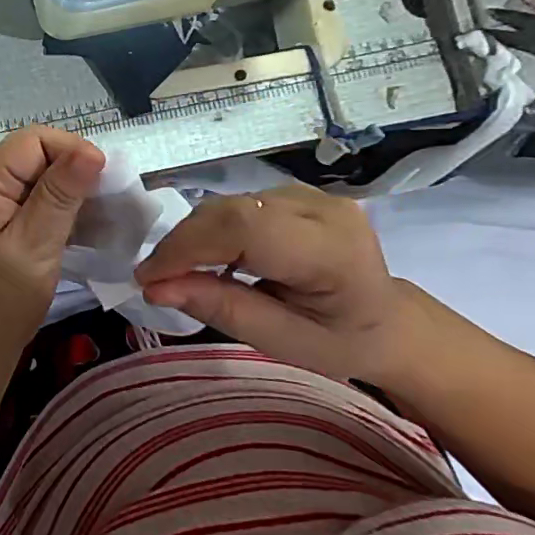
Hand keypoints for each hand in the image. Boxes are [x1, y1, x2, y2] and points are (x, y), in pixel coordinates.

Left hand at [0, 127, 105, 348]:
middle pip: (38, 156)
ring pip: (44, 179)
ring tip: (108, 213)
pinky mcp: (9, 227)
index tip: (104, 179)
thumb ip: (59, 196)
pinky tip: (93, 227)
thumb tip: (90, 151)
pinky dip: (68, 211)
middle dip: (76, 171)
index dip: (70, 150)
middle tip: (111, 198)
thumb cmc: (4, 301)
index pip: (31, 141)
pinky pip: (42, 203)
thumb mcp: (35, 246)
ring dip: (76, 192)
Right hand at [134, 183, 427, 384]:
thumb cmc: (339, 342)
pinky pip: (234, 204)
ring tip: (178, 272)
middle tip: (156, 279)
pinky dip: (208, 230)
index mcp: (332, 252)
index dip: (188, 247)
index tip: (149, 279)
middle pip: (229, 210)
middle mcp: (323, 208)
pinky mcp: (292, 191)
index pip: (245, 228)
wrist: (385, 320)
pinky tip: (206, 257)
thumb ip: (222, 309)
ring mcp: (308, 193)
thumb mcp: (282, 342)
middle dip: (182, 243)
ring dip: (191, 236)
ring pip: (225, 203)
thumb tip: (156, 287)